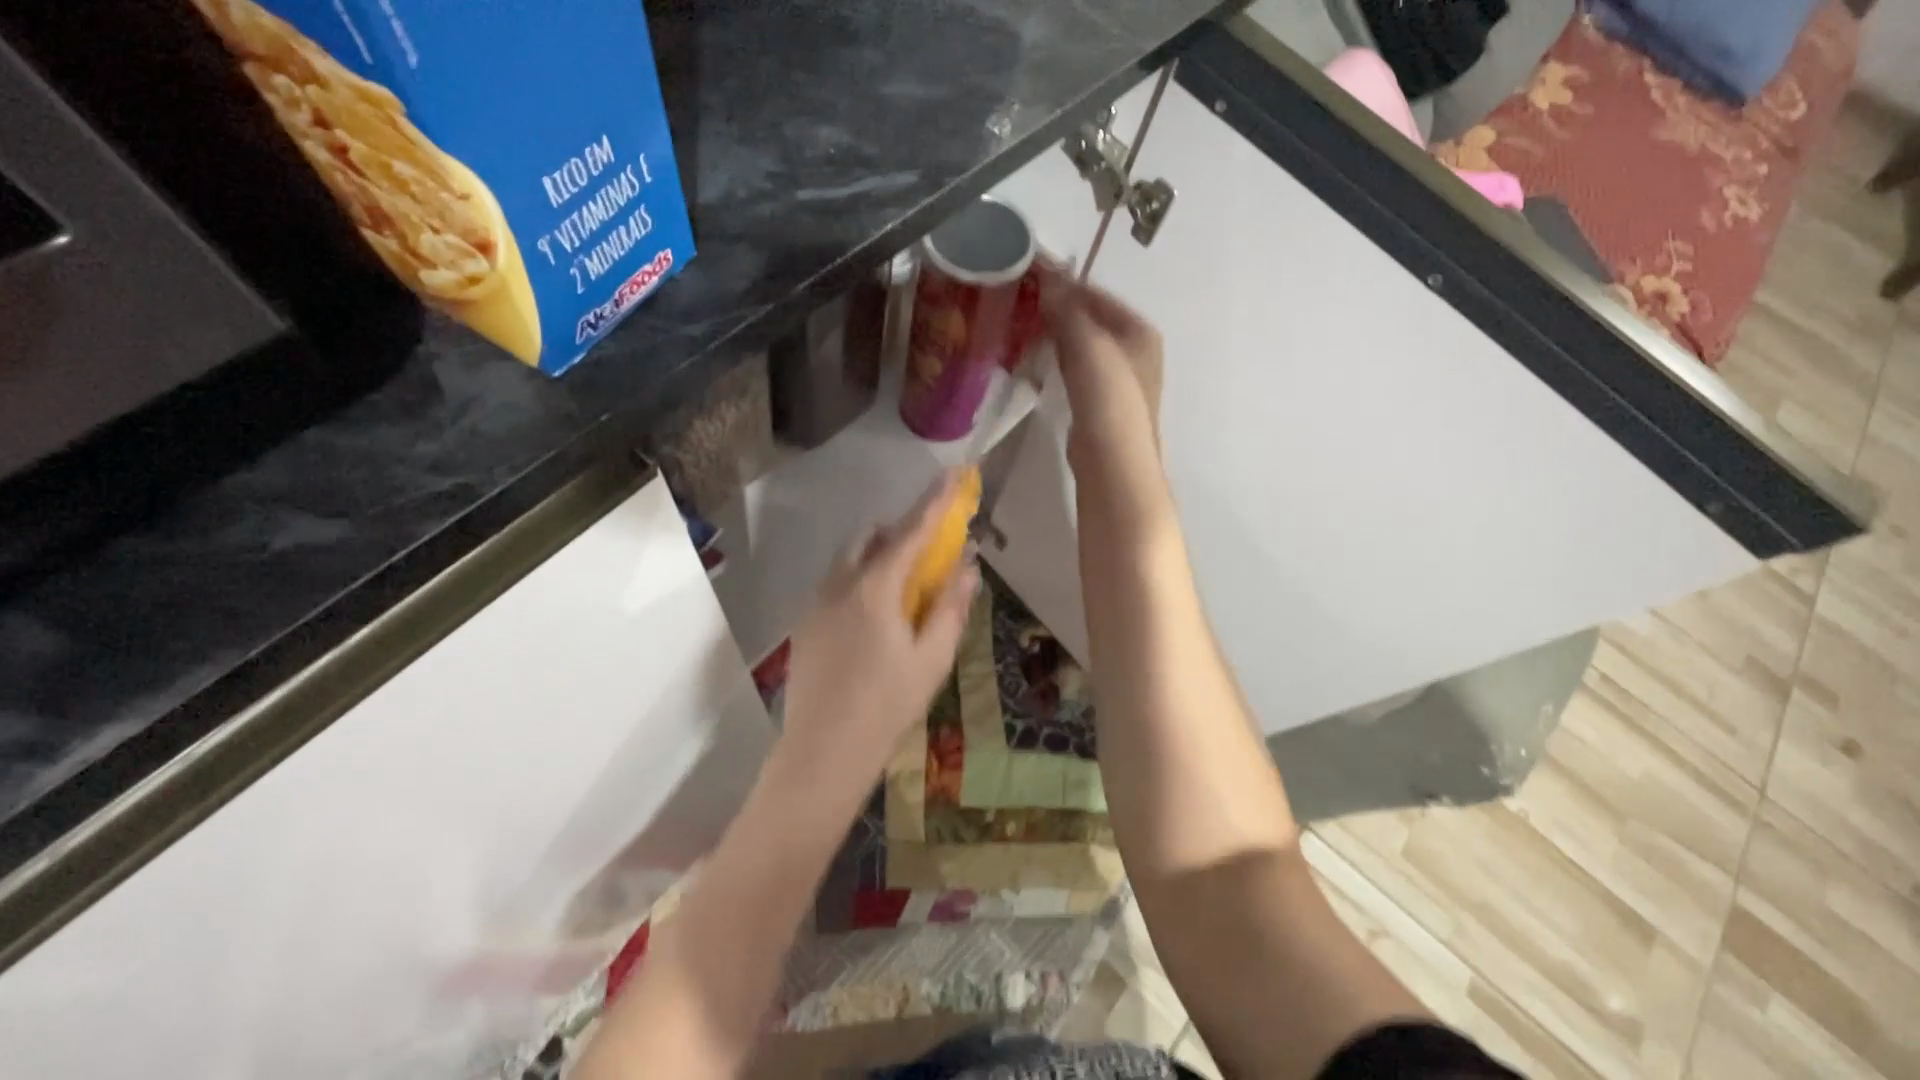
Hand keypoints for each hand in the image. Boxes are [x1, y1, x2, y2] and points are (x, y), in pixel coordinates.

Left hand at [779, 473, 980, 783]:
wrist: (822, 751)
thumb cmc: (887, 706)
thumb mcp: (932, 659)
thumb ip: (950, 607)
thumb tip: (966, 567)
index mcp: (875, 588)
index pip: (912, 532)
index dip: (937, 501)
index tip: (956, 473)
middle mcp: (840, 584)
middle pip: (872, 538)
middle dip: (902, 533)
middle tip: (930, 556)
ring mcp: (816, 604)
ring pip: (850, 561)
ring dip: (880, 558)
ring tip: (905, 593)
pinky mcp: (805, 625)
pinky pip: (836, 586)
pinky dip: (861, 583)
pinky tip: (875, 623)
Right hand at [1042, 273, 1172, 533]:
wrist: (1113, 465)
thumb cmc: (1108, 400)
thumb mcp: (1089, 345)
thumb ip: (1068, 310)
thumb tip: (1048, 278)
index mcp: (1140, 331)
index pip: (1097, 294)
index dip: (1064, 282)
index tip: (1029, 274)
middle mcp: (1135, 351)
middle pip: (1092, 319)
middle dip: (1059, 308)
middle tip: (1020, 299)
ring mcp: (1119, 381)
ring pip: (1083, 345)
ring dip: (1056, 334)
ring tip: (1021, 324)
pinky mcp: (1100, 405)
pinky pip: (1076, 370)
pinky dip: (1058, 359)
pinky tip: (1036, 359)